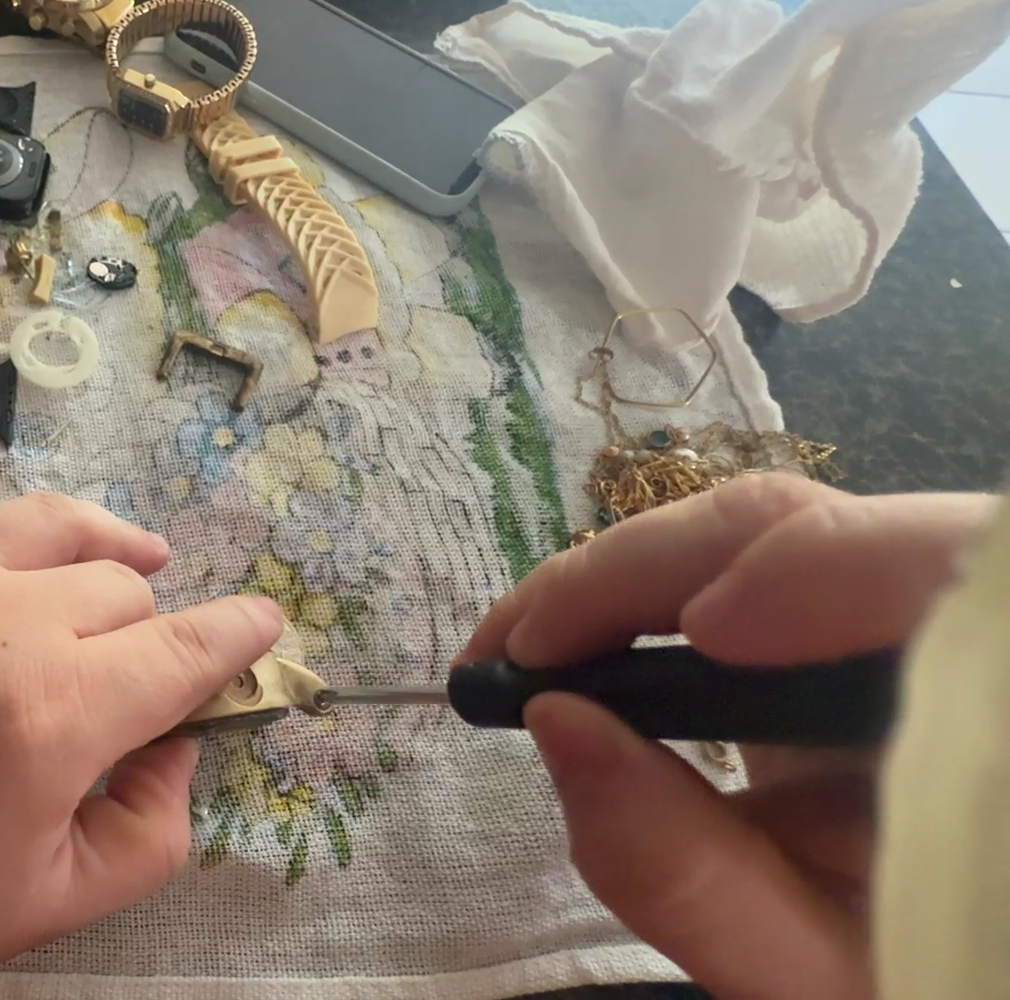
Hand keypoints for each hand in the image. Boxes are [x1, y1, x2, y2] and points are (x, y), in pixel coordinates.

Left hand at [0, 334, 282, 998]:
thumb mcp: (51, 905)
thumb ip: (152, 828)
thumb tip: (177, 739)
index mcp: (52, 715)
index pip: (185, 650)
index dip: (238, 641)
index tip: (264, 631)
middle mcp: (0, 620)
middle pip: (124, 589)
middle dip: (149, 633)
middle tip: (134, 680)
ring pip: (61, 525)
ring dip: (109, 546)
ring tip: (135, 559)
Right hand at [463, 475, 993, 999]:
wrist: (935, 945)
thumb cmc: (899, 969)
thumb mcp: (799, 969)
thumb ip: (684, 870)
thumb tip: (550, 716)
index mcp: (989, 705)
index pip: (958, 569)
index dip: (826, 568)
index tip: (697, 637)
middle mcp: (952, 630)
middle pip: (792, 524)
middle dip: (629, 575)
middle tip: (520, 648)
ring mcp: (876, 604)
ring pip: (738, 528)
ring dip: (604, 580)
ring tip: (517, 647)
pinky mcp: (814, 604)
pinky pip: (715, 557)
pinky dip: (619, 591)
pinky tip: (562, 638)